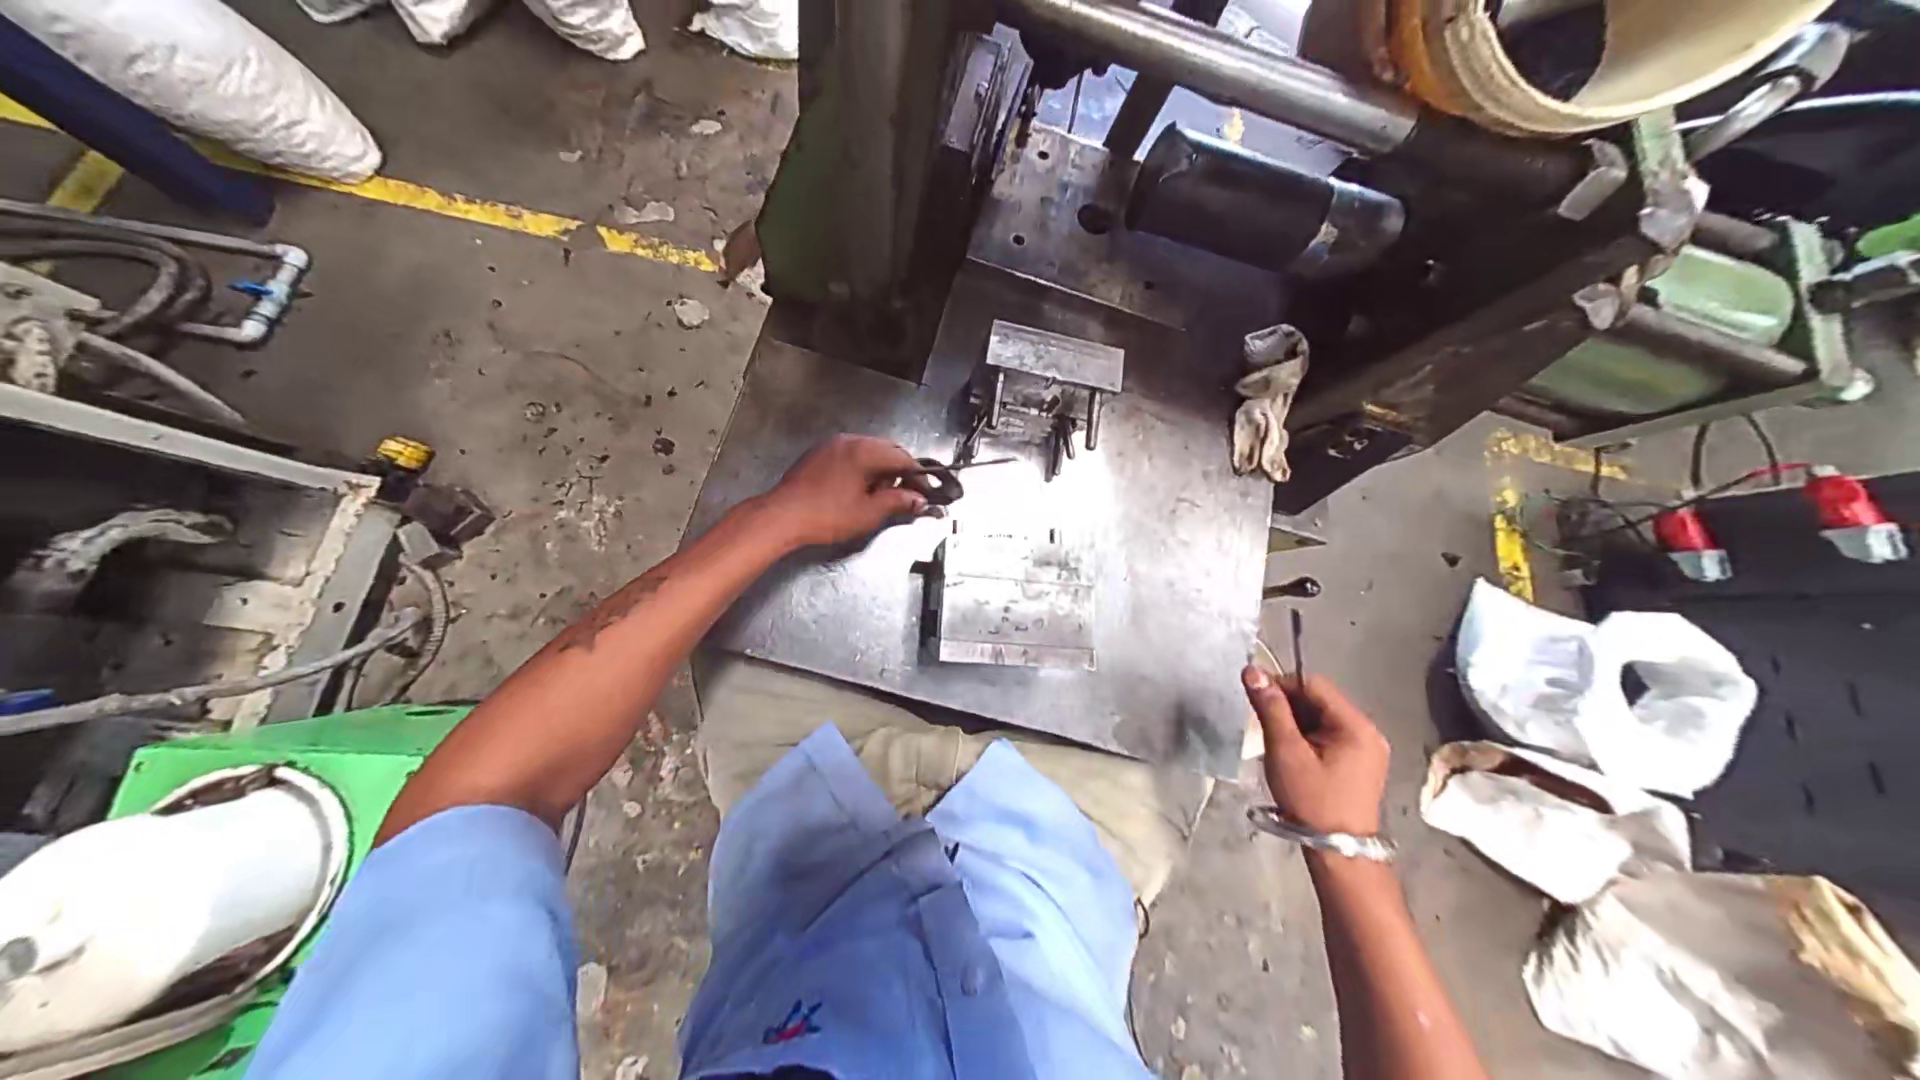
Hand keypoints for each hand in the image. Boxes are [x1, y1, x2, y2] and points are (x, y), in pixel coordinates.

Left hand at [759, 435, 928, 547]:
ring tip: (883, 494)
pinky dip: (863, 466)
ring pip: (870, 450)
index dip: (919, 477)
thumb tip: (918, 500)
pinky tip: (861, 487)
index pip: (904, 459)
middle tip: (908, 494)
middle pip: (888, 450)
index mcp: (865, 452)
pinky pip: (851, 453)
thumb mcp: (868, 513)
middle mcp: (849, 441)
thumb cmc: (824, 516)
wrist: (782, 517)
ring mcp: (832, 445)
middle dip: (902, 470)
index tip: (926, 493)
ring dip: (882, 468)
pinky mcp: (819, 453)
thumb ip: (898, 502)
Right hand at [1243, 666, 1389, 835]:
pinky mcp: (1360, 761)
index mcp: (1356, 725)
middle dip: (1287, 706)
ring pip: (1321, 717)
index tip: (1256, 701)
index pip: (1313, 684)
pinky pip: (1328, 734)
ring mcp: (1367, 747)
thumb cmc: (1311, 799)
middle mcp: (1367, 730)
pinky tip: (1291, 753)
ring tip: (1276, 742)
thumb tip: (1252, 670)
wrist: (1337, 852)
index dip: (1281, 686)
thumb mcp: (1285, 751)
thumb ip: (1270, 708)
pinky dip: (1306, 736)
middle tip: (1262, 726)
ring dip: (1295, 722)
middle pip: (1319, 699)